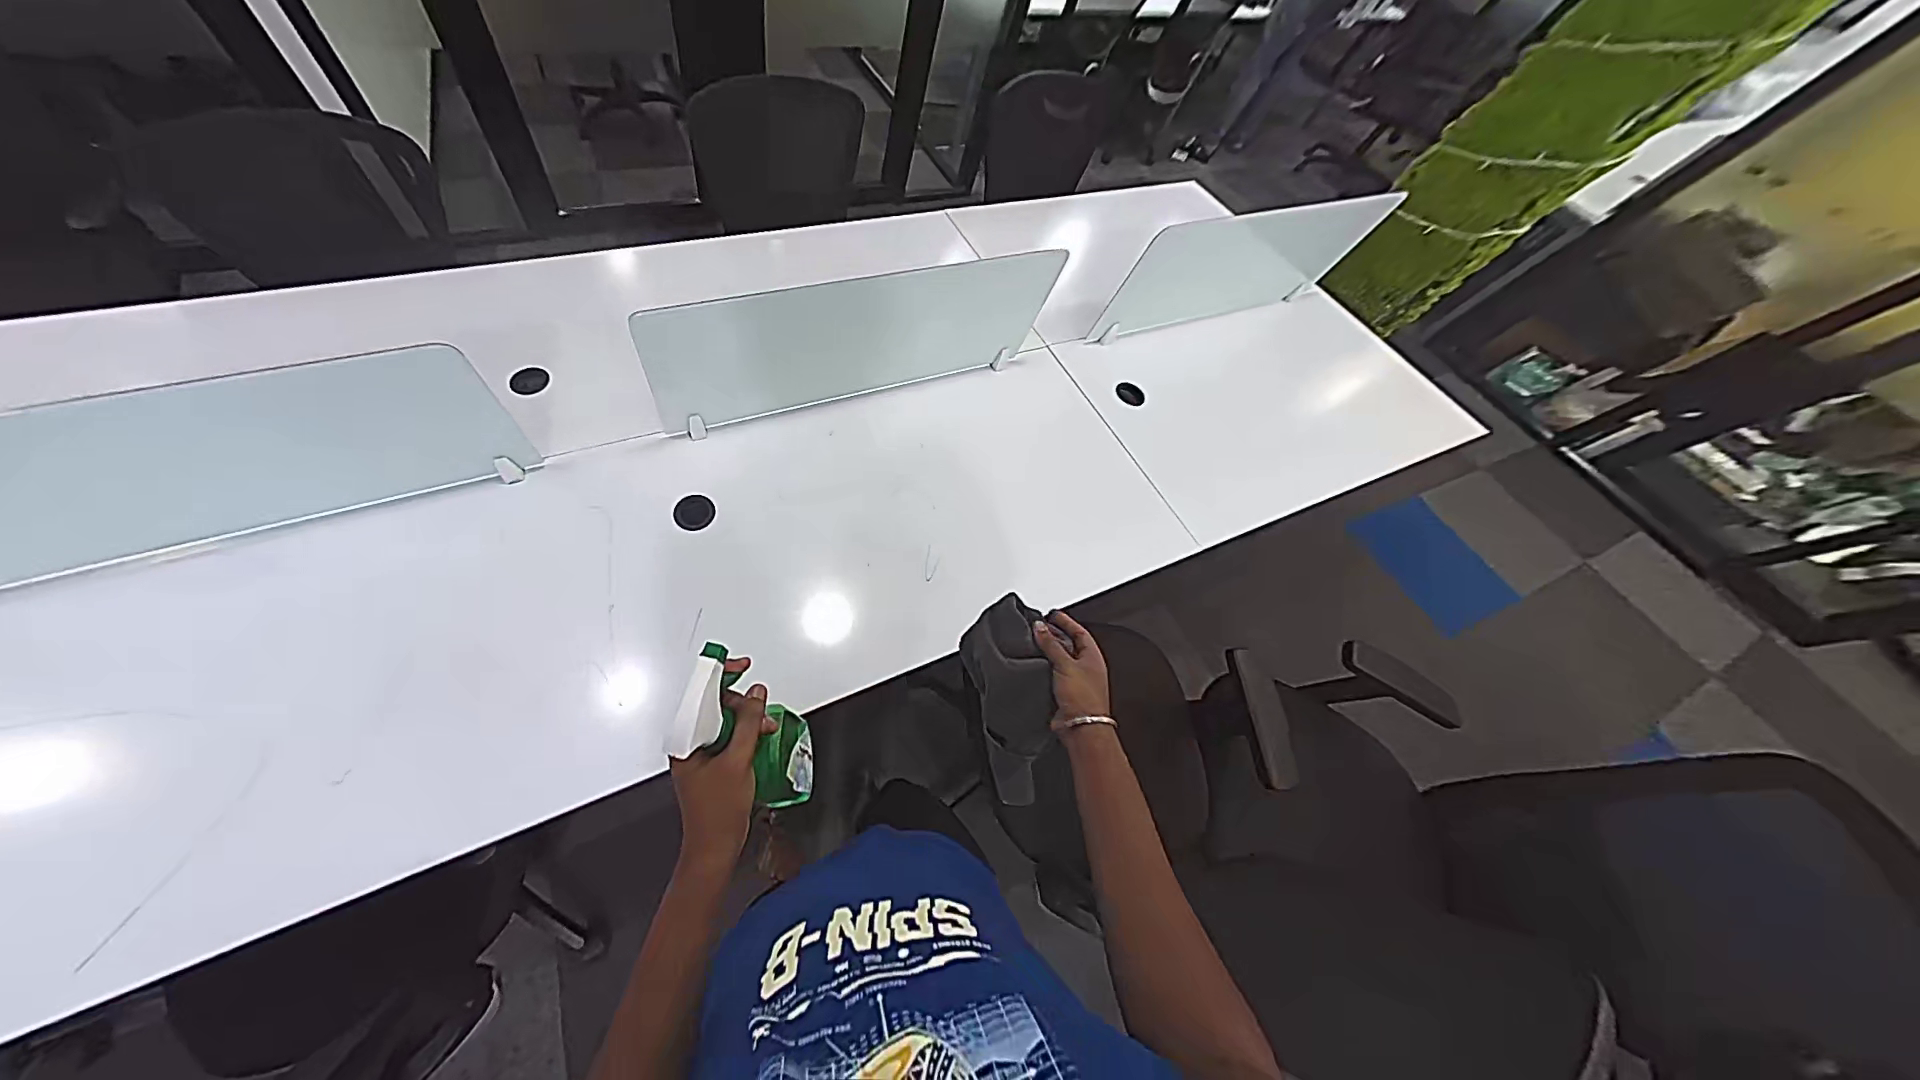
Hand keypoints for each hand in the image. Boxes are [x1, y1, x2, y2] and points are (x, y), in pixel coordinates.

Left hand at [668, 657, 774, 870]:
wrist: (715, 847)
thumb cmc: (717, 812)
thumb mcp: (738, 760)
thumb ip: (749, 722)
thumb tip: (756, 694)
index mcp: (686, 739)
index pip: (701, 694)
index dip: (721, 674)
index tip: (741, 665)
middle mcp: (690, 742)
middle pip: (717, 705)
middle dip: (744, 703)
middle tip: (762, 710)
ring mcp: (702, 752)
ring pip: (728, 720)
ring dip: (750, 720)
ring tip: (765, 730)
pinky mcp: (714, 761)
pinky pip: (732, 735)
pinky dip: (748, 733)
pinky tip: (761, 740)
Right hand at [1033, 611, 1110, 727]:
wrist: (1081, 728)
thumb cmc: (1084, 699)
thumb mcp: (1065, 664)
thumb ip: (1051, 644)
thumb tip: (1041, 627)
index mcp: (1092, 657)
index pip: (1080, 632)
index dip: (1066, 621)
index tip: (1054, 614)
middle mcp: (1086, 667)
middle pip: (1070, 644)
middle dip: (1055, 634)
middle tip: (1040, 626)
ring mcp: (1076, 680)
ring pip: (1061, 659)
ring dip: (1049, 651)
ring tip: (1035, 642)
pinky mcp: (1065, 692)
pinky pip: (1054, 674)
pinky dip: (1045, 667)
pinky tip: (1035, 665)